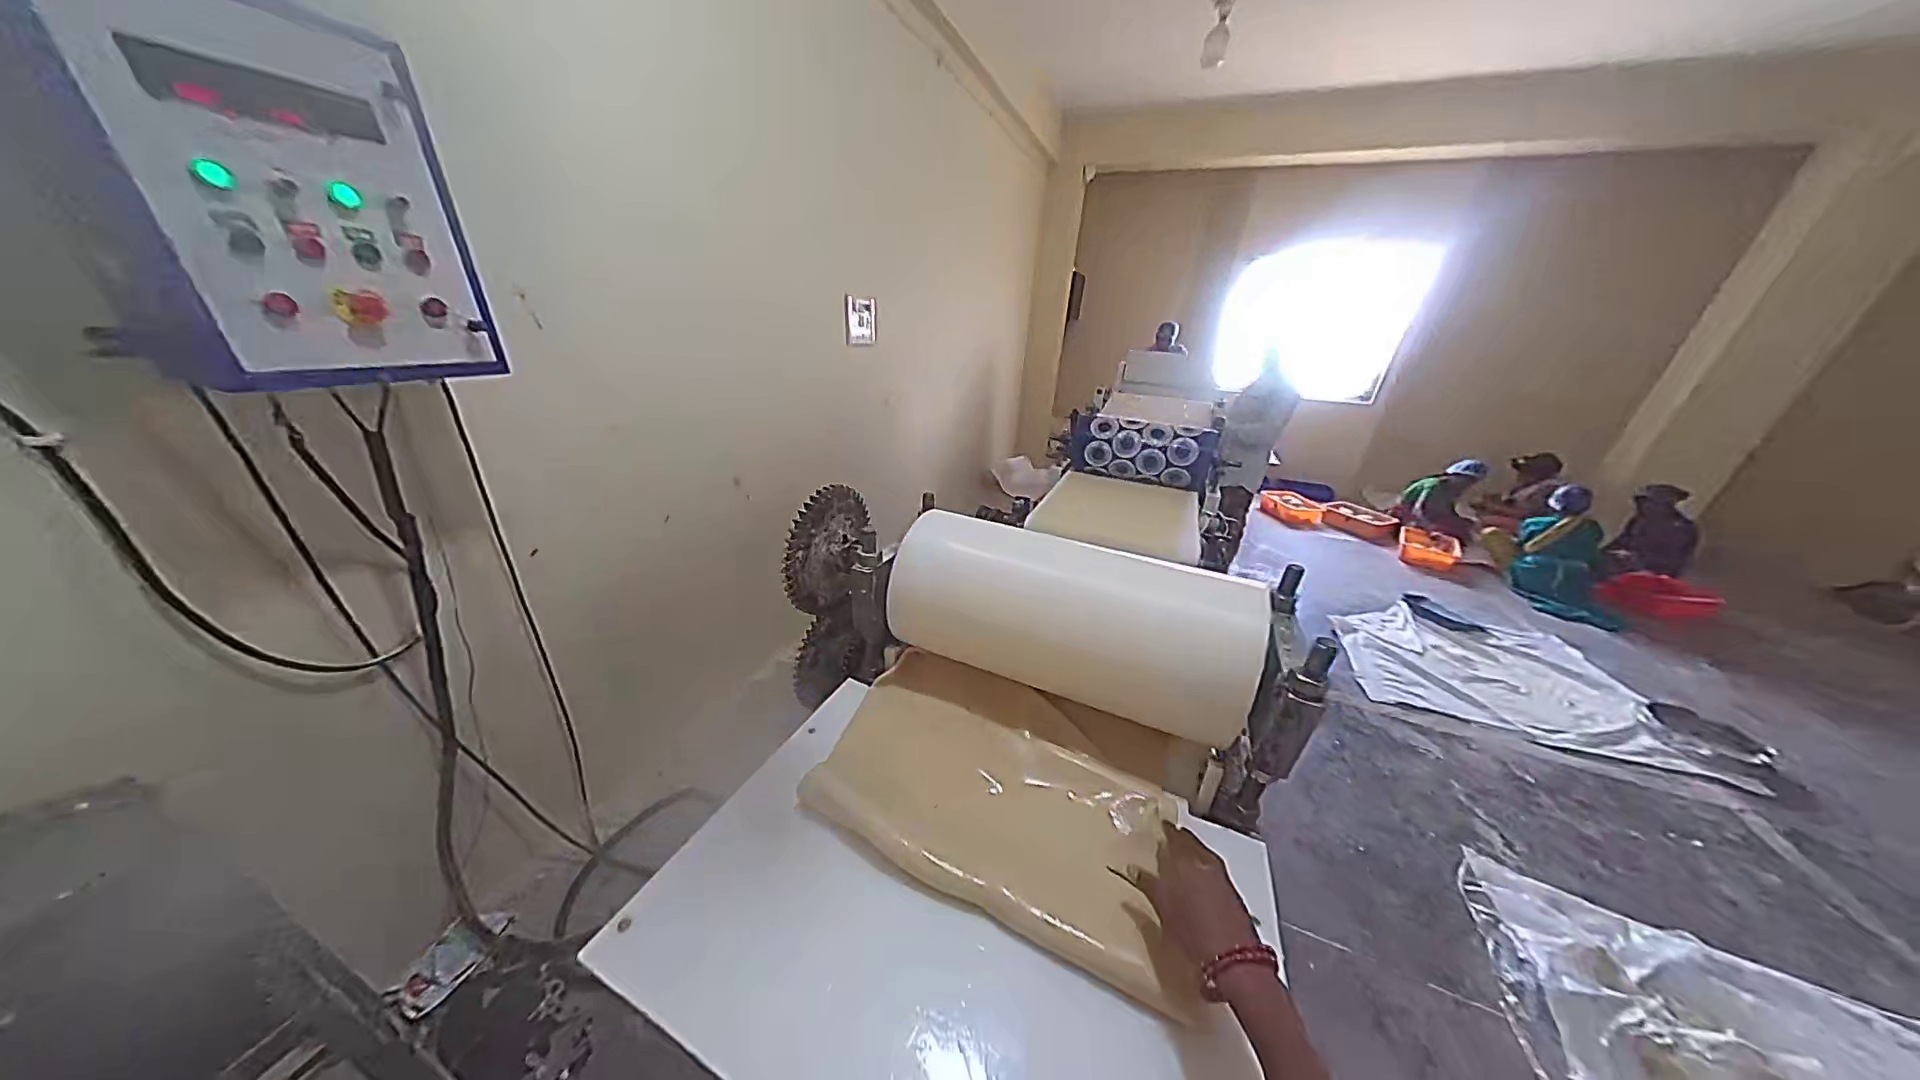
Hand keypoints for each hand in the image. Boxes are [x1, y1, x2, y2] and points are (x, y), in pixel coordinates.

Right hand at [1127, 821, 1261, 966]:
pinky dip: (1201, 867)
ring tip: (1176, 860)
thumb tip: (1130, 870)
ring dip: (1190, 853)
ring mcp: (1221, 876)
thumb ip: (1147, 885)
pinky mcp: (1232, 891)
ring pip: (1201, 854)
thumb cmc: (1192, 932)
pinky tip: (1193, 879)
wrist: (1233, 960)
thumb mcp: (1163, 908)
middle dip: (1177, 839)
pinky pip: (1211, 868)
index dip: (1164, 830)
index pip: (1174, 835)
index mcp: (1186, 859)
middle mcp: (1205, 861)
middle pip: (1189, 841)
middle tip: (1164, 840)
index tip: (1155, 826)